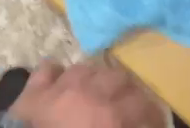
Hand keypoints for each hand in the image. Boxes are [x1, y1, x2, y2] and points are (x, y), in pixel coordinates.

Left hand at [10, 60, 167, 127]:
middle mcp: (89, 91)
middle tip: (130, 106)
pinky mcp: (34, 89)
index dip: (153, 114)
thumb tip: (136, 123)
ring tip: (99, 91)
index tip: (155, 122)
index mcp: (110, 114)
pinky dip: (57, 73)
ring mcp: (59, 85)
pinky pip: (48, 69)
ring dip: (96, 78)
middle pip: (117, 76)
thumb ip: (125, 127)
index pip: (143, 104)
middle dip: (128, 90)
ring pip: (86, 68)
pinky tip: (60, 80)